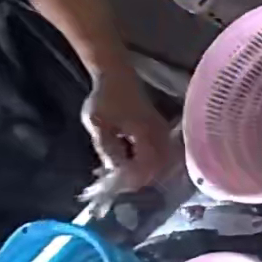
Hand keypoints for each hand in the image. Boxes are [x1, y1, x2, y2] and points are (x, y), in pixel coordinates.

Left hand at [82, 77, 172, 192]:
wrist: (117, 76)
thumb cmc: (106, 99)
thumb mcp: (98, 125)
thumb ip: (108, 150)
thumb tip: (116, 174)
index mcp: (146, 134)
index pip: (148, 167)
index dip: (133, 180)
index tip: (115, 185)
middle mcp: (160, 136)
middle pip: (159, 168)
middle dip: (140, 179)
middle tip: (119, 183)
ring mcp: (163, 134)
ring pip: (161, 162)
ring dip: (144, 171)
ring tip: (122, 174)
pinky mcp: (161, 132)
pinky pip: (160, 154)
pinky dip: (148, 162)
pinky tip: (129, 162)